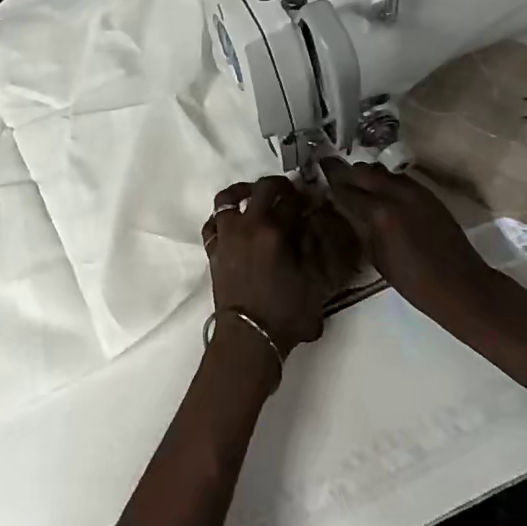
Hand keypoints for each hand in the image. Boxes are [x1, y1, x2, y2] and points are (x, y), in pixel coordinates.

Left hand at [201, 176, 325, 353]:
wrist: (249, 338)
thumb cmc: (285, 314)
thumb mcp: (313, 281)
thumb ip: (313, 246)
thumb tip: (311, 223)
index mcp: (274, 232)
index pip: (291, 200)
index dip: (304, 196)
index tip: (311, 200)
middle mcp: (247, 227)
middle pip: (261, 189)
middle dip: (279, 186)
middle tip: (289, 194)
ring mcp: (226, 237)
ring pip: (227, 198)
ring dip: (244, 192)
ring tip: (256, 198)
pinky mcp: (213, 251)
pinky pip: (213, 223)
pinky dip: (223, 217)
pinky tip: (234, 223)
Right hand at [321, 158, 489, 296]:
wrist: (459, 283)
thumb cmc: (413, 281)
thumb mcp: (378, 258)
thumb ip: (362, 229)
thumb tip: (349, 213)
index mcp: (380, 213)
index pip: (347, 190)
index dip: (331, 182)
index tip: (319, 174)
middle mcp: (396, 194)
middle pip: (364, 172)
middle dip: (346, 171)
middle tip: (331, 168)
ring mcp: (416, 191)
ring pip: (384, 172)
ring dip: (368, 174)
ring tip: (355, 180)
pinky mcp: (429, 195)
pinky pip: (401, 179)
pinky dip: (386, 180)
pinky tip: (381, 191)